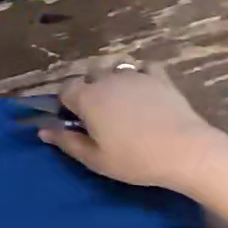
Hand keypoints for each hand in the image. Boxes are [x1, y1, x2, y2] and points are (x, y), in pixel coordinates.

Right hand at [36, 61, 226, 190]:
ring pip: (114, 70)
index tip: (75, 122)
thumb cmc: (135, 159)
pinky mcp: (159, 76)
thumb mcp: (95, 159)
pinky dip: (140, 76)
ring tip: (122, 106)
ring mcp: (135, 74)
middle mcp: (107, 78)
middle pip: (89, 77)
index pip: (65, 90)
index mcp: (88, 97)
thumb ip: (67, 141)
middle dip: (88, 92)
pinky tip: (145, 91)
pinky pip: (144, 68)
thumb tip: (43, 130)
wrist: (184, 149)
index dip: (66, 104)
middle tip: (99, 118)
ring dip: (112, 83)